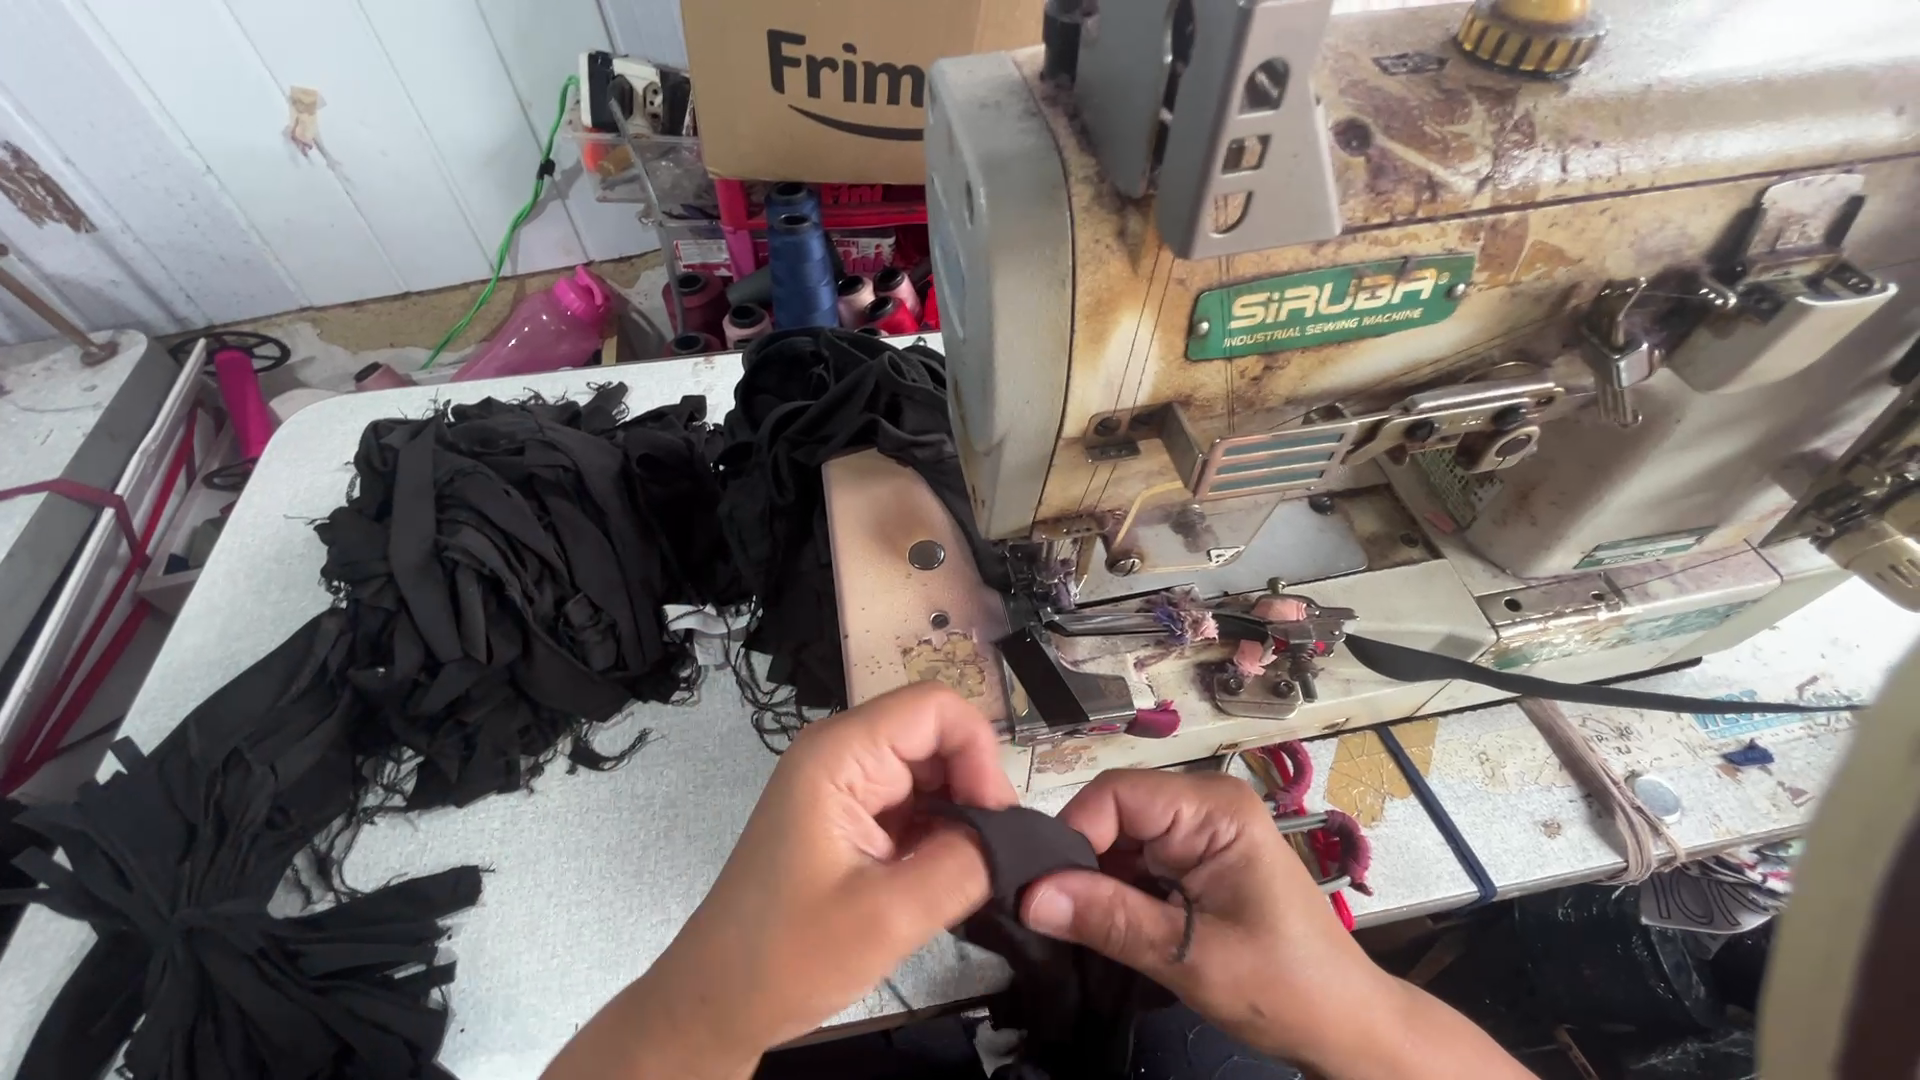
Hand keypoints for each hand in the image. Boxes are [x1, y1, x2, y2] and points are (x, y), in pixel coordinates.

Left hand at [544, 682, 1016, 1079]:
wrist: (717, 1001)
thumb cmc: (786, 958)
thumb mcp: (888, 916)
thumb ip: (965, 864)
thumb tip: (1014, 836)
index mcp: (838, 754)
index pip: (934, 707)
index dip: (978, 752)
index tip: (996, 819)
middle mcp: (840, 751)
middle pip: (934, 735)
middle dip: (972, 787)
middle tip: (989, 855)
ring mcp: (842, 781)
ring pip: (928, 770)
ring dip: (956, 814)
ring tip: (965, 871)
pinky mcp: (847, 811)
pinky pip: (911, 800)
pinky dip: (937, 831)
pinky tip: (939, 874)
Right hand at [1019, 770, 1529, 1079]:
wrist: (1347, 1027)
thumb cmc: (1285, 988)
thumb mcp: (1190, 957)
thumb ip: (1109, 919)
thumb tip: (1030, 895)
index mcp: (1212, 808)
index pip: (1116, 795)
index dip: (1075, 836)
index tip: (1044, 892)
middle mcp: (1201, 804)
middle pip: (1112, 812)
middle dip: (1082, 861)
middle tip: (1052, 914)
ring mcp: (1197, 830)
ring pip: (1117, 837)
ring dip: (1095, 880)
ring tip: (1075, 924)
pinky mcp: (1192, 857)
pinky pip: (1133, 859)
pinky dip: (1113, 891)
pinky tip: (1104, 922)